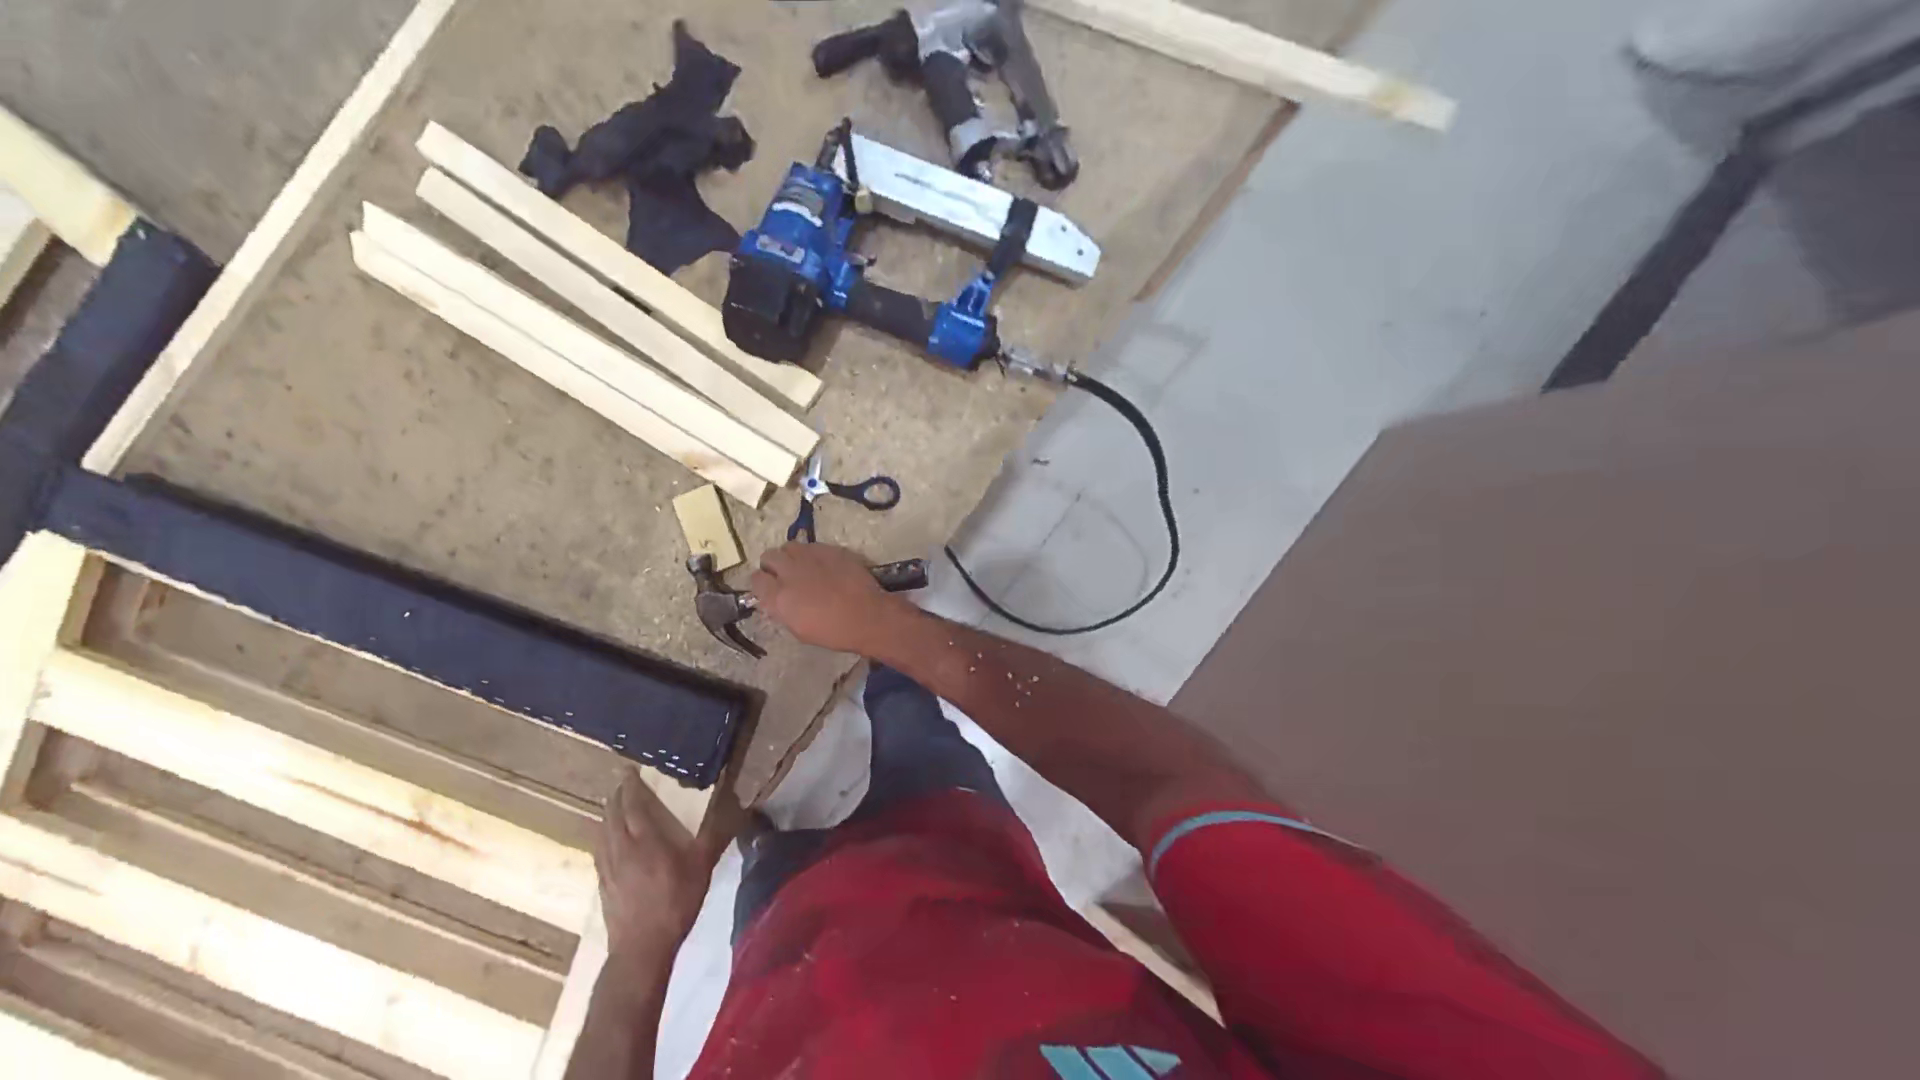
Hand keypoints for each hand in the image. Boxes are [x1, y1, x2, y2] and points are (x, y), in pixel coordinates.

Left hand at [595, 770, 708, 964]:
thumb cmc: (675, 902)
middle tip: (621, 784)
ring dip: (606, 814)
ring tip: (611, 806)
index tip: (630, 770)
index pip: (633, 804)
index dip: (630, 786)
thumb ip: (713, 835)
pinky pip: (599, 850)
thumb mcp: (701, 867)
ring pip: (602, 832)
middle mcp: (621, 848)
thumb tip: (733, 806)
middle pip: (612, 815)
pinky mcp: (602, 884)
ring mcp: (607, 867)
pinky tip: (606, 841)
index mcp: (645, 840)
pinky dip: (602, 836)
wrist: (642, 948)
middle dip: (616, 796)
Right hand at [750, 542, 916, 654]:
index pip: (755, 579)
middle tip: (784, 575)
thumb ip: (781, 609)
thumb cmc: (833, 632)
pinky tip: (824, 565)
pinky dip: (813, 554)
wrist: (868, 617)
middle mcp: (790, 572)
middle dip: (773, 564)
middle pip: (769, 556)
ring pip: (789, 546)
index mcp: (778, 597)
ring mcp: (811, 557)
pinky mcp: (830, 549)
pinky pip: (813, 546)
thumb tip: (775, 598)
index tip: (769, 587)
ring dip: (791, 556)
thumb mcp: (798, 629)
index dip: (762, 583)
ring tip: (802, 566)